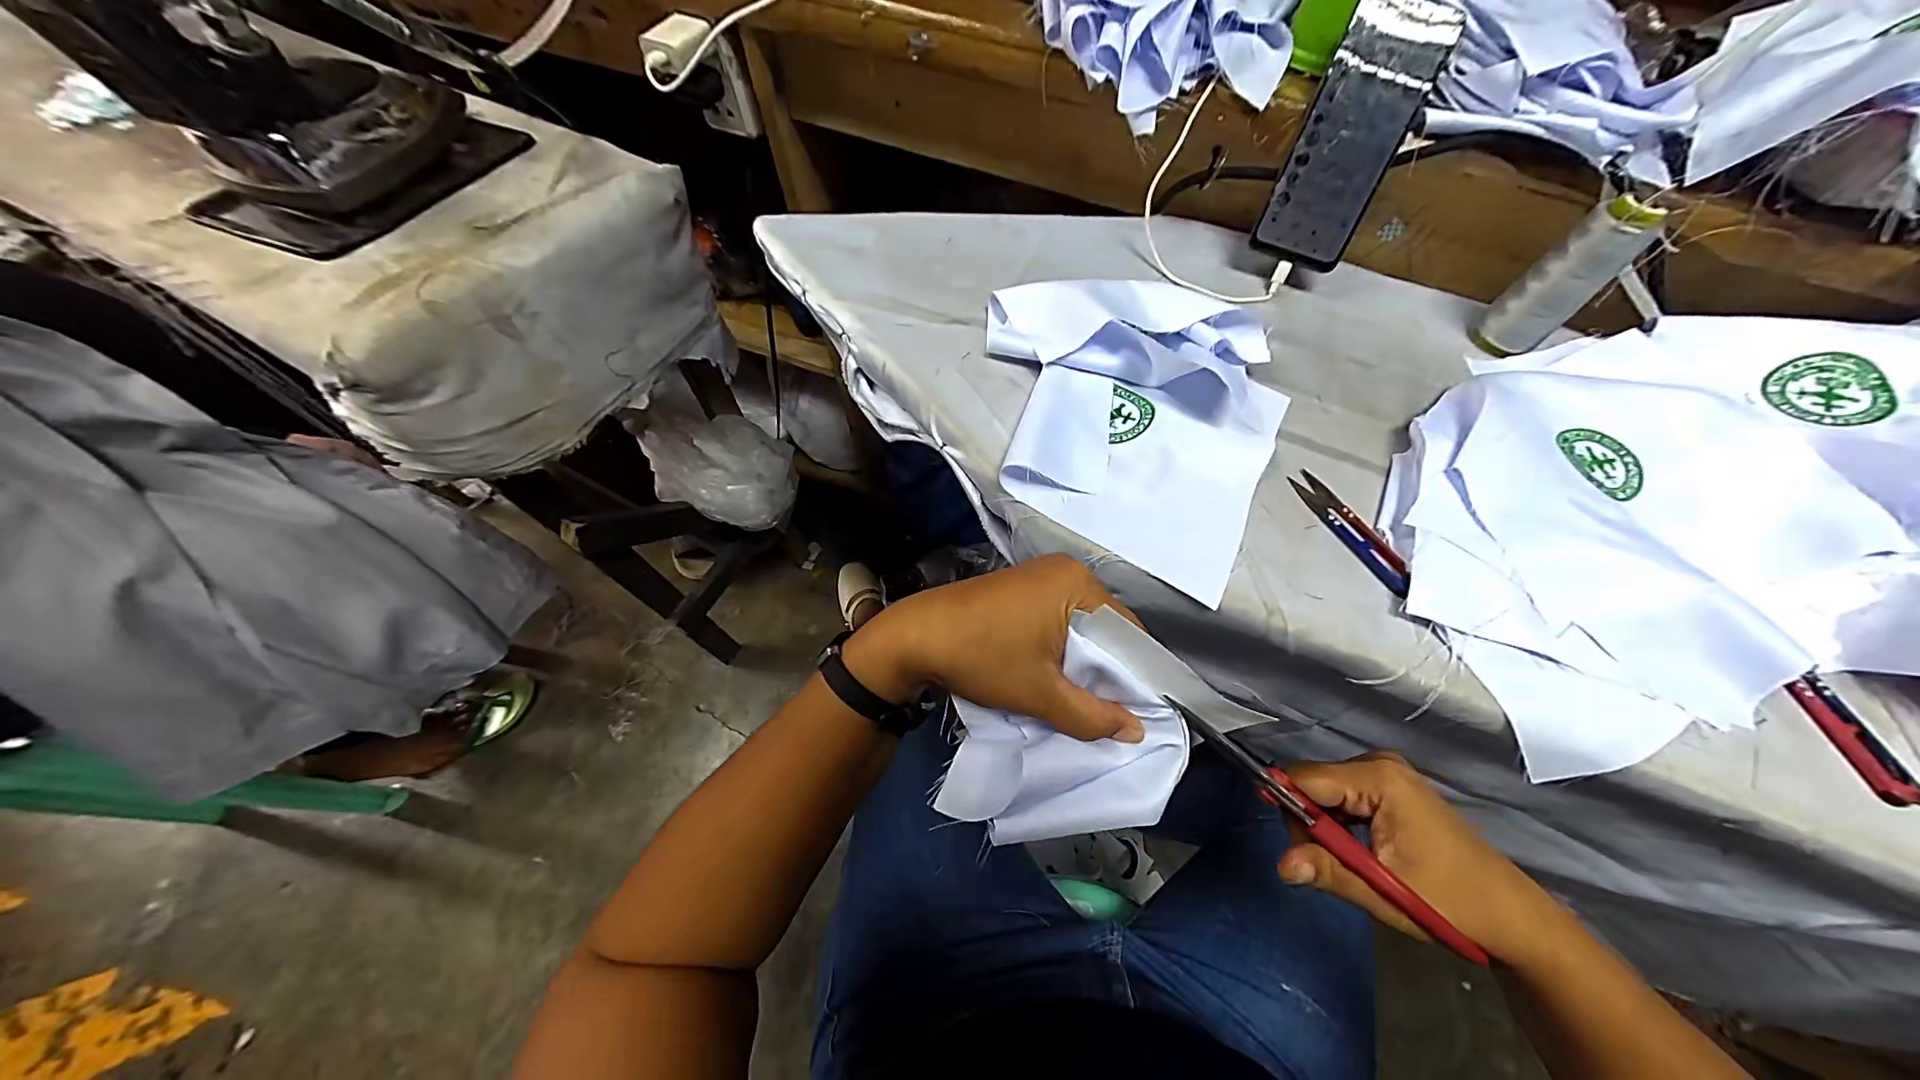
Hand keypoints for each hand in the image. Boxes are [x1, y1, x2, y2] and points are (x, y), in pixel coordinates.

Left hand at [840, 554, 1145, 742]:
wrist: (913, 638)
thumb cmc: (981, 658)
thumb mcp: (1041, 694)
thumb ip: (1093, 715)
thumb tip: (1137, 729)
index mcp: (1077, 583)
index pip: (1128, 633)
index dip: (1136, 675)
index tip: (1137, 711)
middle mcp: (1064, 570)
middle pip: (1104, 628)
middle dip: (1107, 669)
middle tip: (1110, 710)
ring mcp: (1039, 575)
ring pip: (1080, 627)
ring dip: (1082, 661)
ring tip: (1082, 697)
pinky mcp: (1021, 587)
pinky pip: (1058, 619)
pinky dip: (1061, 647)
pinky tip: (1054, 673)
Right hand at [1278, 753, 1569, 967]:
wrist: (1511, 917)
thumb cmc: (1452, 903)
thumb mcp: (1385, 892)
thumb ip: (1328, 871)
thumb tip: (1282, 864)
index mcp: (1378, 779)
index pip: (1303, 777)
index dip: (1284, 805)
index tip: (1287, 842)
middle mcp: (1379, 763)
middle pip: (1311, 782)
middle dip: (1307, 821)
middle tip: (1326, 864)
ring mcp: (1386, 772)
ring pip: (1323, 790)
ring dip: (1323, 825)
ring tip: (1350, 862)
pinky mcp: (1390, 785)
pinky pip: (1341, 793)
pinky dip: (1338, 822)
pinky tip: (1358, 850)